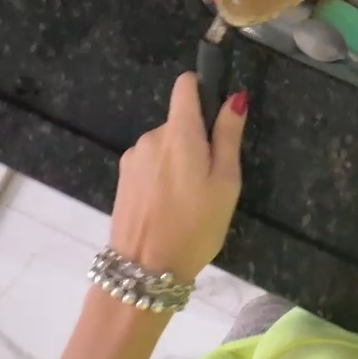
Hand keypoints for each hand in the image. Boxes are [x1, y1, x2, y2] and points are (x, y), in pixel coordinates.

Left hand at [109, 74, 246, 282]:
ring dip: (178, 161)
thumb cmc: (195, 225)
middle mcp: (151, 137)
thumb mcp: (226, 182)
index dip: (202, 89)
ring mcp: (133, 158)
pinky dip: (161, 177)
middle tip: (210, 179)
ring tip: (188, 199)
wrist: (144, 273)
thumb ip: (228, 136)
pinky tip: (167, 208)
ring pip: (164, 146)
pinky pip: (150, 164)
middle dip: (195, 140)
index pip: (185, 85)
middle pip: (178, 122)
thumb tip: (235, 97)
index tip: (215, 113)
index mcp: (179, 132)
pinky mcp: (122, 179)